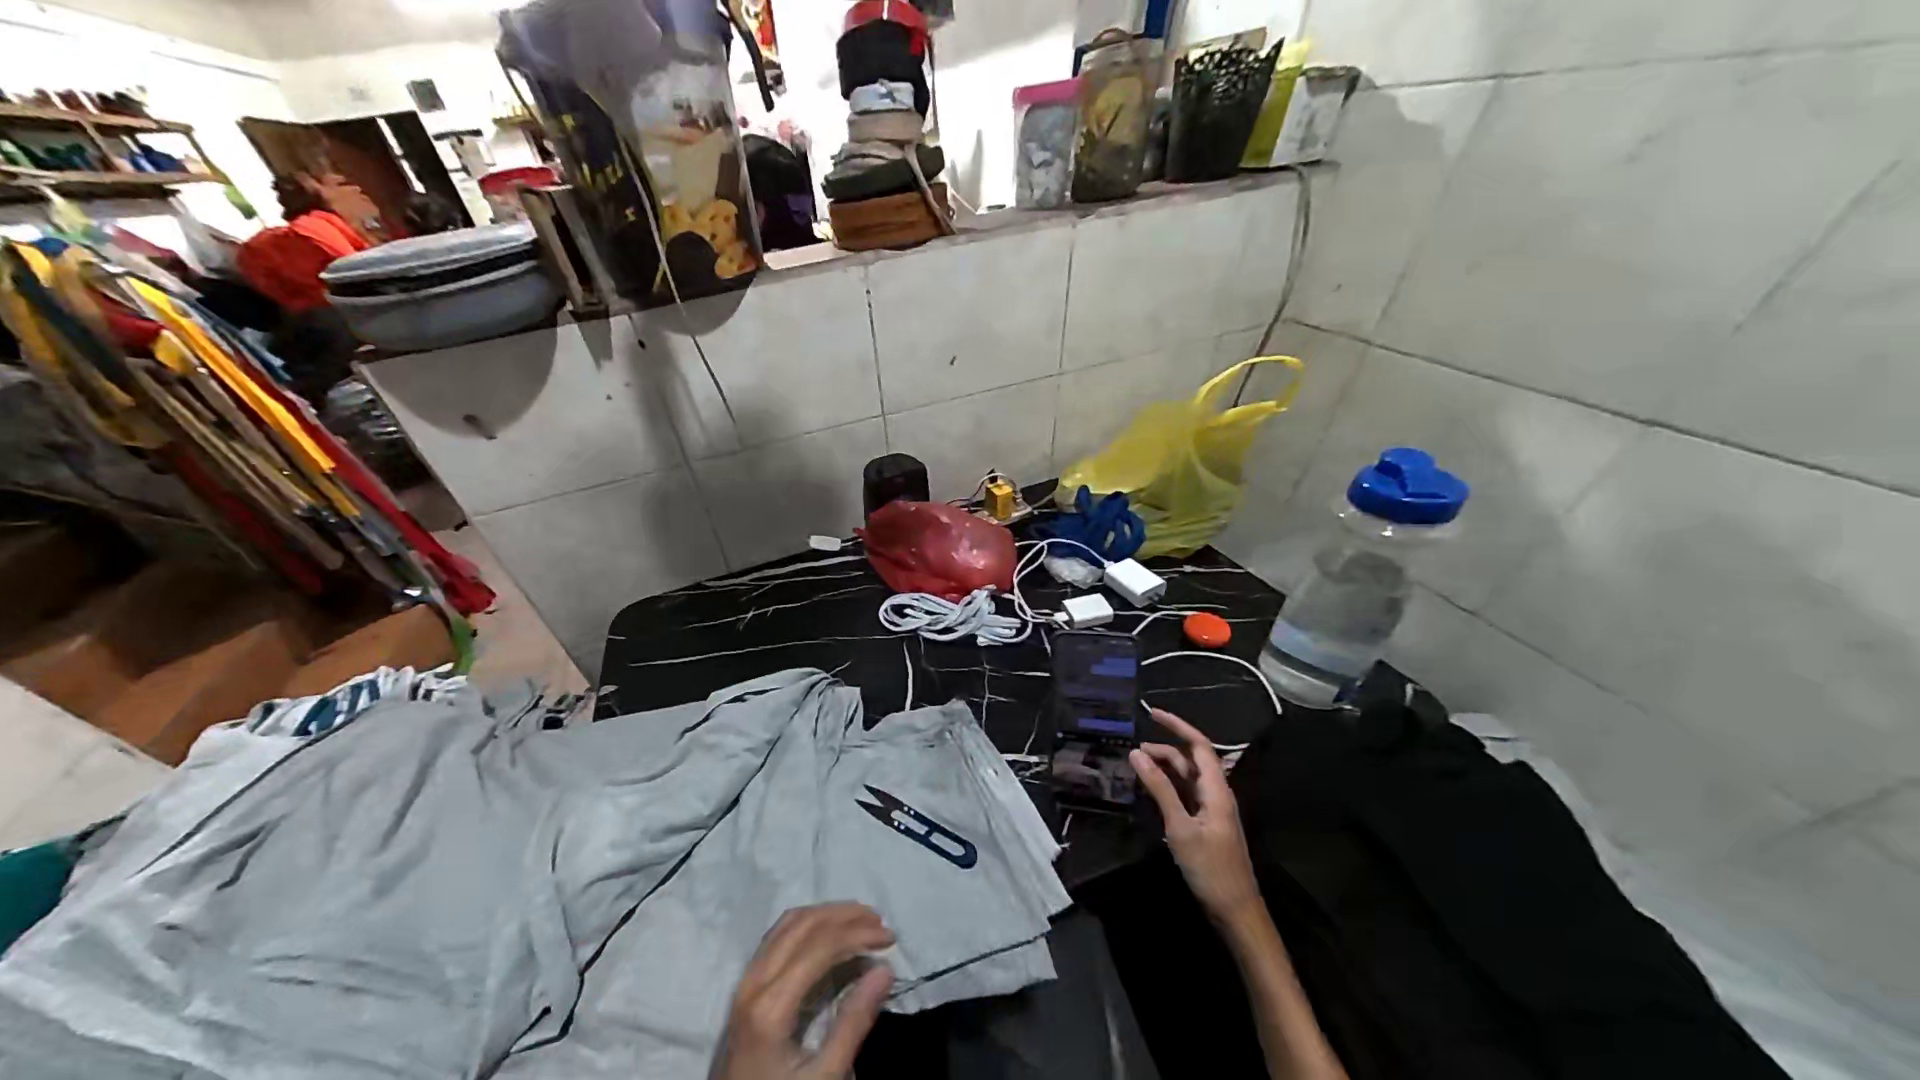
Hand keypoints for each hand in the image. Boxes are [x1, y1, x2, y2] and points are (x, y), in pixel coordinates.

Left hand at [711, 904, 895, 1079]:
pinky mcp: (745, 984)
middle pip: (803, 924)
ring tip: (860, 920)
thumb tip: (886, 970)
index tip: (890, 938)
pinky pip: (777, 934)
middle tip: (879, 922)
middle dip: (845, 916)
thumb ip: (854, 1022)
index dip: (859, 933)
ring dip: (826, 913)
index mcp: (771, 1006)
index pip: (820, 945)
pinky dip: (808, 923)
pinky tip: (828, 931)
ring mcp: (745, 980)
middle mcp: (754, 982)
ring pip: (788, 922)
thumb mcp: (824, 1077)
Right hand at [1130, 708, 1261, 923]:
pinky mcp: (1207, 824)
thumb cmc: (1210, 868)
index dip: (1177, 726)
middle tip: (1134, 750)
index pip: (1199, 745)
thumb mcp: (1179, 827)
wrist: (1235, 910)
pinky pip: (1186, 795)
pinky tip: (1151, 791)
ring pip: (1187, 778)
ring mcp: (1212, 810)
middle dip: (1164, 748)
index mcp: (1217, 789)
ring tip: (1137, 767)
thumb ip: (1159, 788)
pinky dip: (1168, 787)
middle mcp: (1217, 793)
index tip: (1152, 713)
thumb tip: (1137, 754)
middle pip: (1191, 760)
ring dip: (1165, 768)